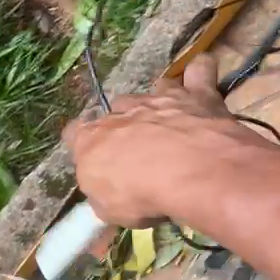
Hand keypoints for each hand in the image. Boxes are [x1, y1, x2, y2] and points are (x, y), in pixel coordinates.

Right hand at [60, 53, 272, 226]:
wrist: (189, 169)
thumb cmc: (142, 195)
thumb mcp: (110, 209)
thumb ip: (105, 192)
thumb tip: (110, 188)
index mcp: (92, 140)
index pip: (74, 132)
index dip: (83, 140)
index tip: (95, 153)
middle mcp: (124, 112)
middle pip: (120, 108)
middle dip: (129, 121)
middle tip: (146, 143)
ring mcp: (162, 98)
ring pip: (157, 87)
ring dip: (164, 99)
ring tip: (176, 116)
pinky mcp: (198, 94)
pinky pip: (200, 71)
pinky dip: (201, 73)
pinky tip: (205, 81)